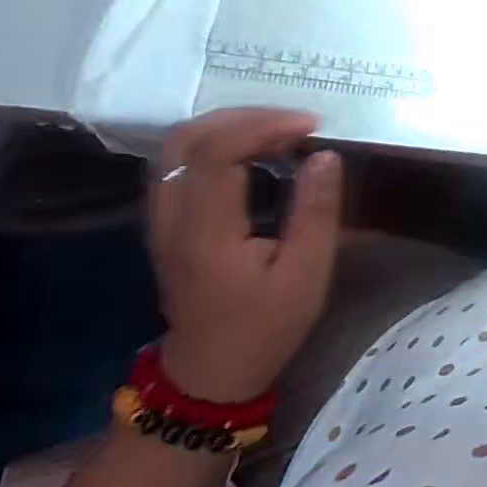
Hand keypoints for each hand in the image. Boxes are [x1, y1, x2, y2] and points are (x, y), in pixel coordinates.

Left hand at [149, 108, 343, 402]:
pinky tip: (252, 151)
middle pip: (187, 138)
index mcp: (207, 233)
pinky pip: (179, 162)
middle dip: (244, 117)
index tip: (310, 126)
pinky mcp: (164, 221)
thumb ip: (315, 213)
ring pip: (177, 146)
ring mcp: (161, 218)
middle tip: (295, 123)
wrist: (212, 369)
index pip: (216, 153)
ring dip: (228, 125)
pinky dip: (216, 142)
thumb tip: (325, 155)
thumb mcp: (308, 274)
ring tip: (278, 132)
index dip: (263, 126)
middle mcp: (171, 218)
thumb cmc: (267, 324)